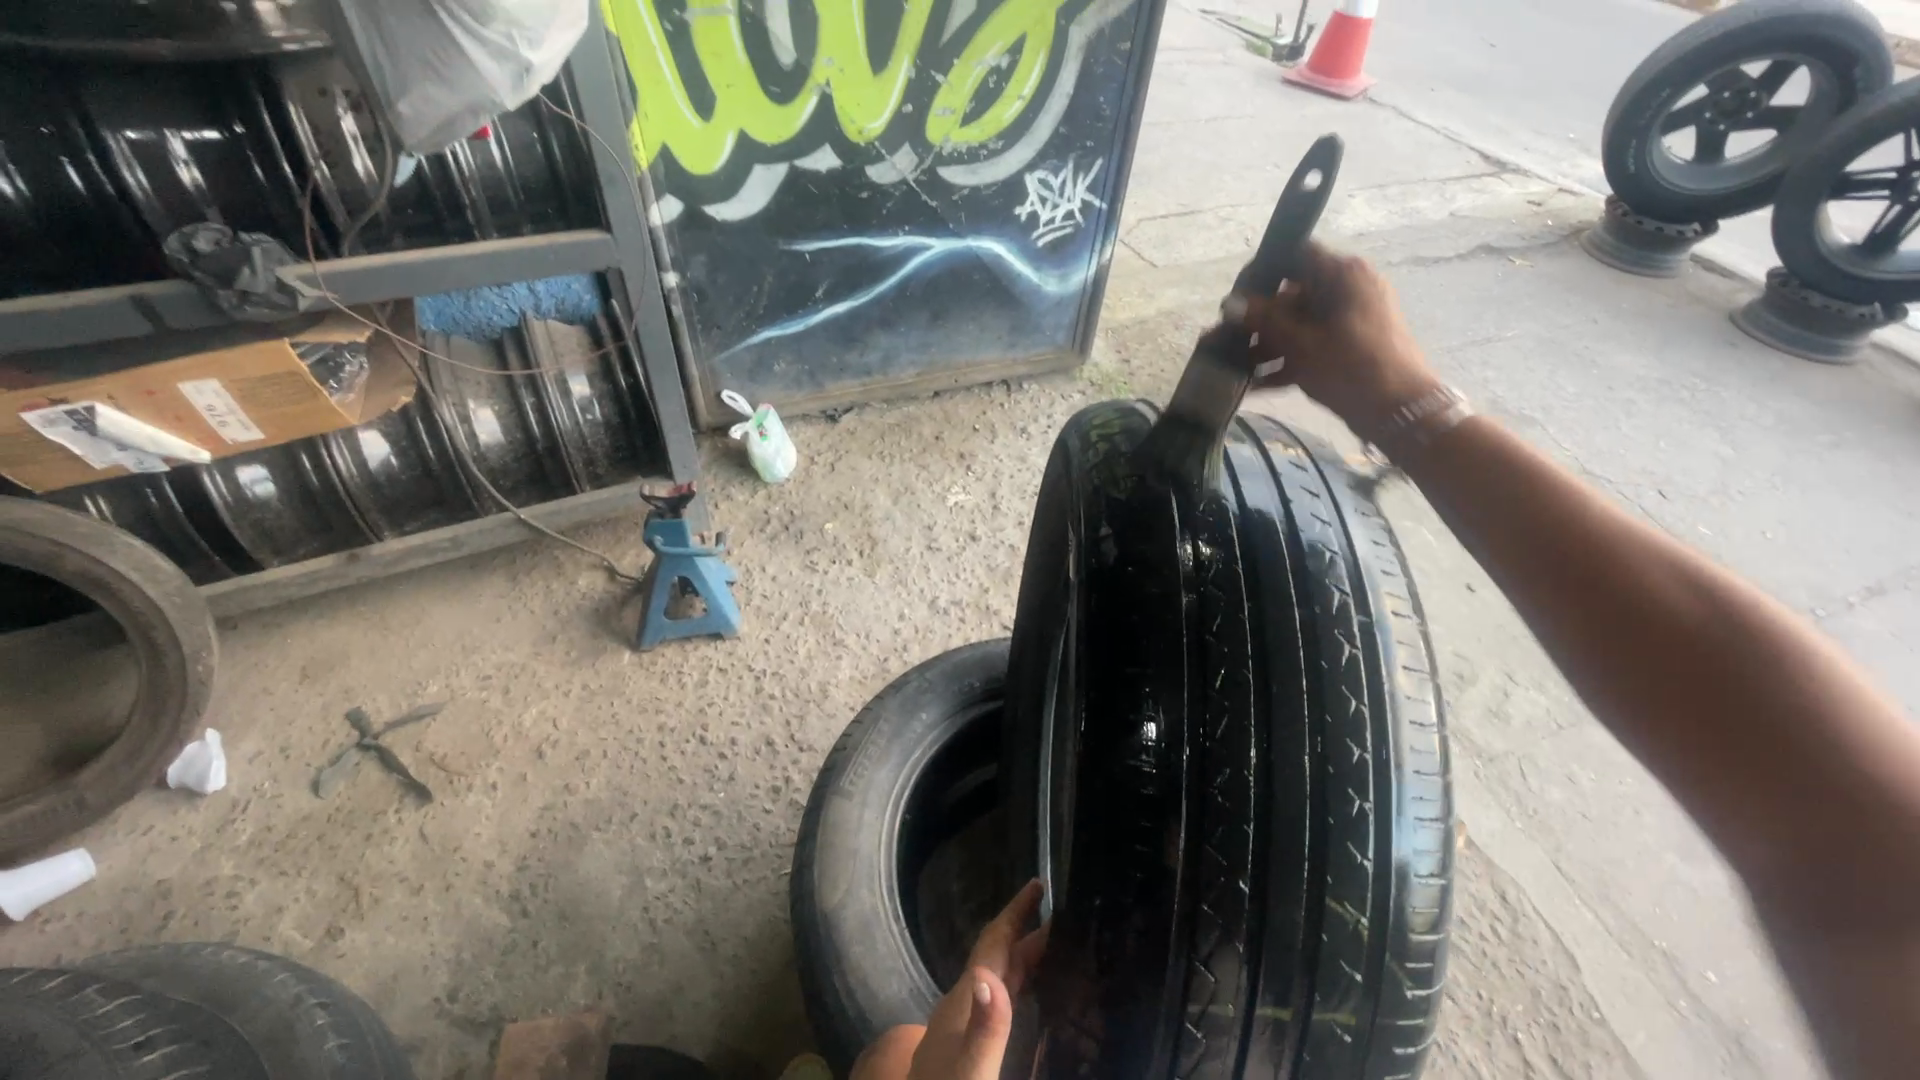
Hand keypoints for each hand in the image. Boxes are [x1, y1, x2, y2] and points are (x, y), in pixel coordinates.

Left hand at [852, 879, 1049, 1079]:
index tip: (1039, 884)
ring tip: (1058, 951)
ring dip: (1023, 960)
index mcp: (964, 1003)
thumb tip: (990, 975)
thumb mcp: (972, 1074)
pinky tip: (1030, 1002)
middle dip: (1028, 934)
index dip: (1014, 913)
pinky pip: (996, 1005)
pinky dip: (1018, 989)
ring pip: (996, 981)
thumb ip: (985, 1030)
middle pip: (997, 958)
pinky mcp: (966, 1050)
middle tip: (1068, 920)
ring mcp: (961, 1029)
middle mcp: (962, 1007)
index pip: (992, 945)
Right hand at [1227, 242, 1440, 439]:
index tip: (1235, 299)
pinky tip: (1253, 384)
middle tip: (1223, 340)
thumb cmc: (1350, 367)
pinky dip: (1284, 362)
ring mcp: (1349, 321)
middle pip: (1291, 296)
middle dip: (1255, 321)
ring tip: (1231, 367)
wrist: (1399, 413)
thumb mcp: (1300, 343)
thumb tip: (1229, 304)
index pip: (1296, 256)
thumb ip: (1263, 320)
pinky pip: (1309, 346)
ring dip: (1263, 346)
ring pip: (1298, 325)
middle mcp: (1347, 290)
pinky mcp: (1348, 348)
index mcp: (1343, 275)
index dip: (1261, 273)